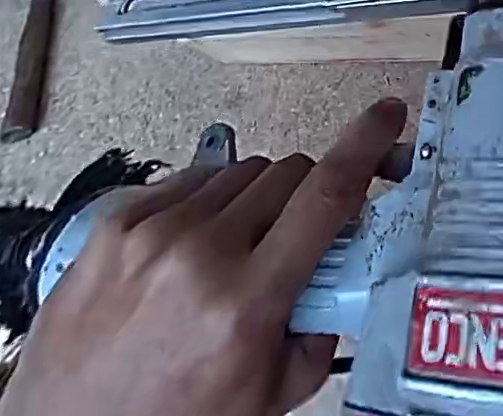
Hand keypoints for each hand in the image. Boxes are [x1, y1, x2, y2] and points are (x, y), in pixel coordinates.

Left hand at [0, 98, 407, 415]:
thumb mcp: (269, 394)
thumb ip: (324, 323)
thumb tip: (347, 262)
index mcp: (245, 303)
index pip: (327, 193)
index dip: (367, 143)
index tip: (388, 114)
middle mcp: (198, 257)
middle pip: (292, 171)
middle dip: (307, 195)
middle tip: (294, 236)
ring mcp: (150, 235)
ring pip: (247, 171)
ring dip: (258, 199)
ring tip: (236, 247)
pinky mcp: (114, 225)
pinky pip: (195, 178)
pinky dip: (210, 200)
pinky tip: (195, 243)